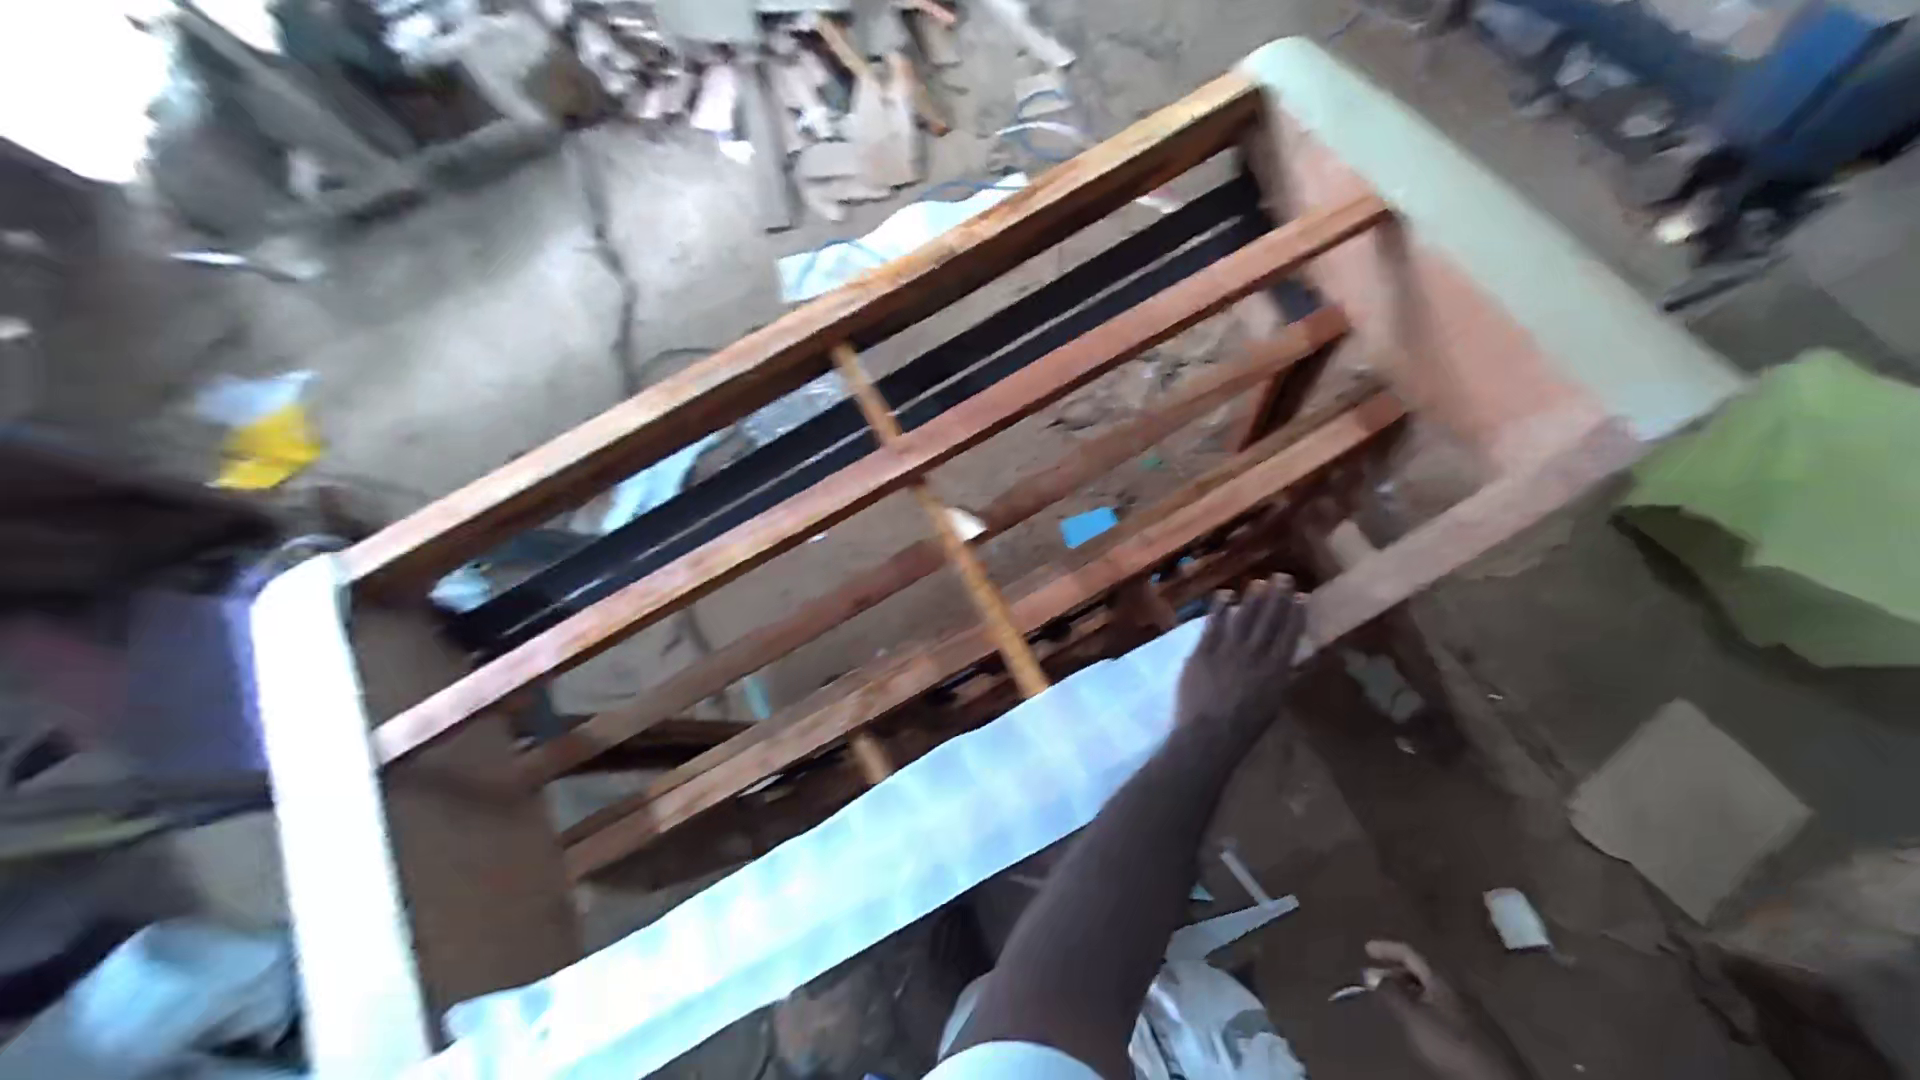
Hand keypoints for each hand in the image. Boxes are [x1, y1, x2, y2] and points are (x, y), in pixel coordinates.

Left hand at [1175, 574, 1306, 738]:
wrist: (1209, 734)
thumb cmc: (1245, 727)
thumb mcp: (1274, 704)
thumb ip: (1285, 680)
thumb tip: (1299, 661)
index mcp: (1276, 670)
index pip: (1289, 635)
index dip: (1296, 614)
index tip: (1302, 596)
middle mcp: (1254, 655)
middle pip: (1268, 621)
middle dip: (1277, 597)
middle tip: (1283, 577)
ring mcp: (1227, 651)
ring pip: (1242, 618)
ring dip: (1251, 598)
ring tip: (1259, 582)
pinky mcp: (1202, 652)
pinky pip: (1212, 624)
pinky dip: (1219, 608)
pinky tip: (1224, 594)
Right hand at [1367, 941, 1530, 1079]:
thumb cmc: (1452, 1043)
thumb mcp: (1413, 1017)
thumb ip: (1391, 993)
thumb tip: (1372, 974)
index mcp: (1442, 979)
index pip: (1410, 952)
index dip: (1386, 948)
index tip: (1366, 949)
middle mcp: (1458, 989)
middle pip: (1423, 971)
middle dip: (1397, 971)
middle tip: (1377, 978)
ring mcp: (1472, 1011)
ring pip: (1434, 991)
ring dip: (1411, 990)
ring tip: (1395, 1001)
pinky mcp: (1480, 1032)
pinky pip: (1444, 1007)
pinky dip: (1425, 1006)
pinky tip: (1421, 1022)